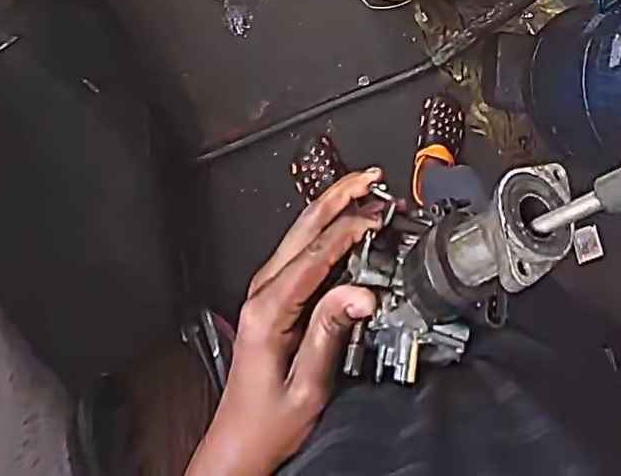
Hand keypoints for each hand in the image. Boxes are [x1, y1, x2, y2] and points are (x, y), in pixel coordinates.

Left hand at [187, 169, 383, 475]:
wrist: (239, 443)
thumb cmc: (267, 421)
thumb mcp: (306, 385)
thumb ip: (331, 333)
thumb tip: (361, 292)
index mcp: (269, 307)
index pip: (317, 251)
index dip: (352, 228)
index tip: (381, 218)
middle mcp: (264, 288)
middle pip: (305, 224)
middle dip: (341, 194)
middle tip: (372, 177)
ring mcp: (267, 286)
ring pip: (303, 228)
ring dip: (337, 204)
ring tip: (366, 188)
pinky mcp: (274, 292)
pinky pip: (304, 246)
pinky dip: (330, 225)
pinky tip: (349, 221)